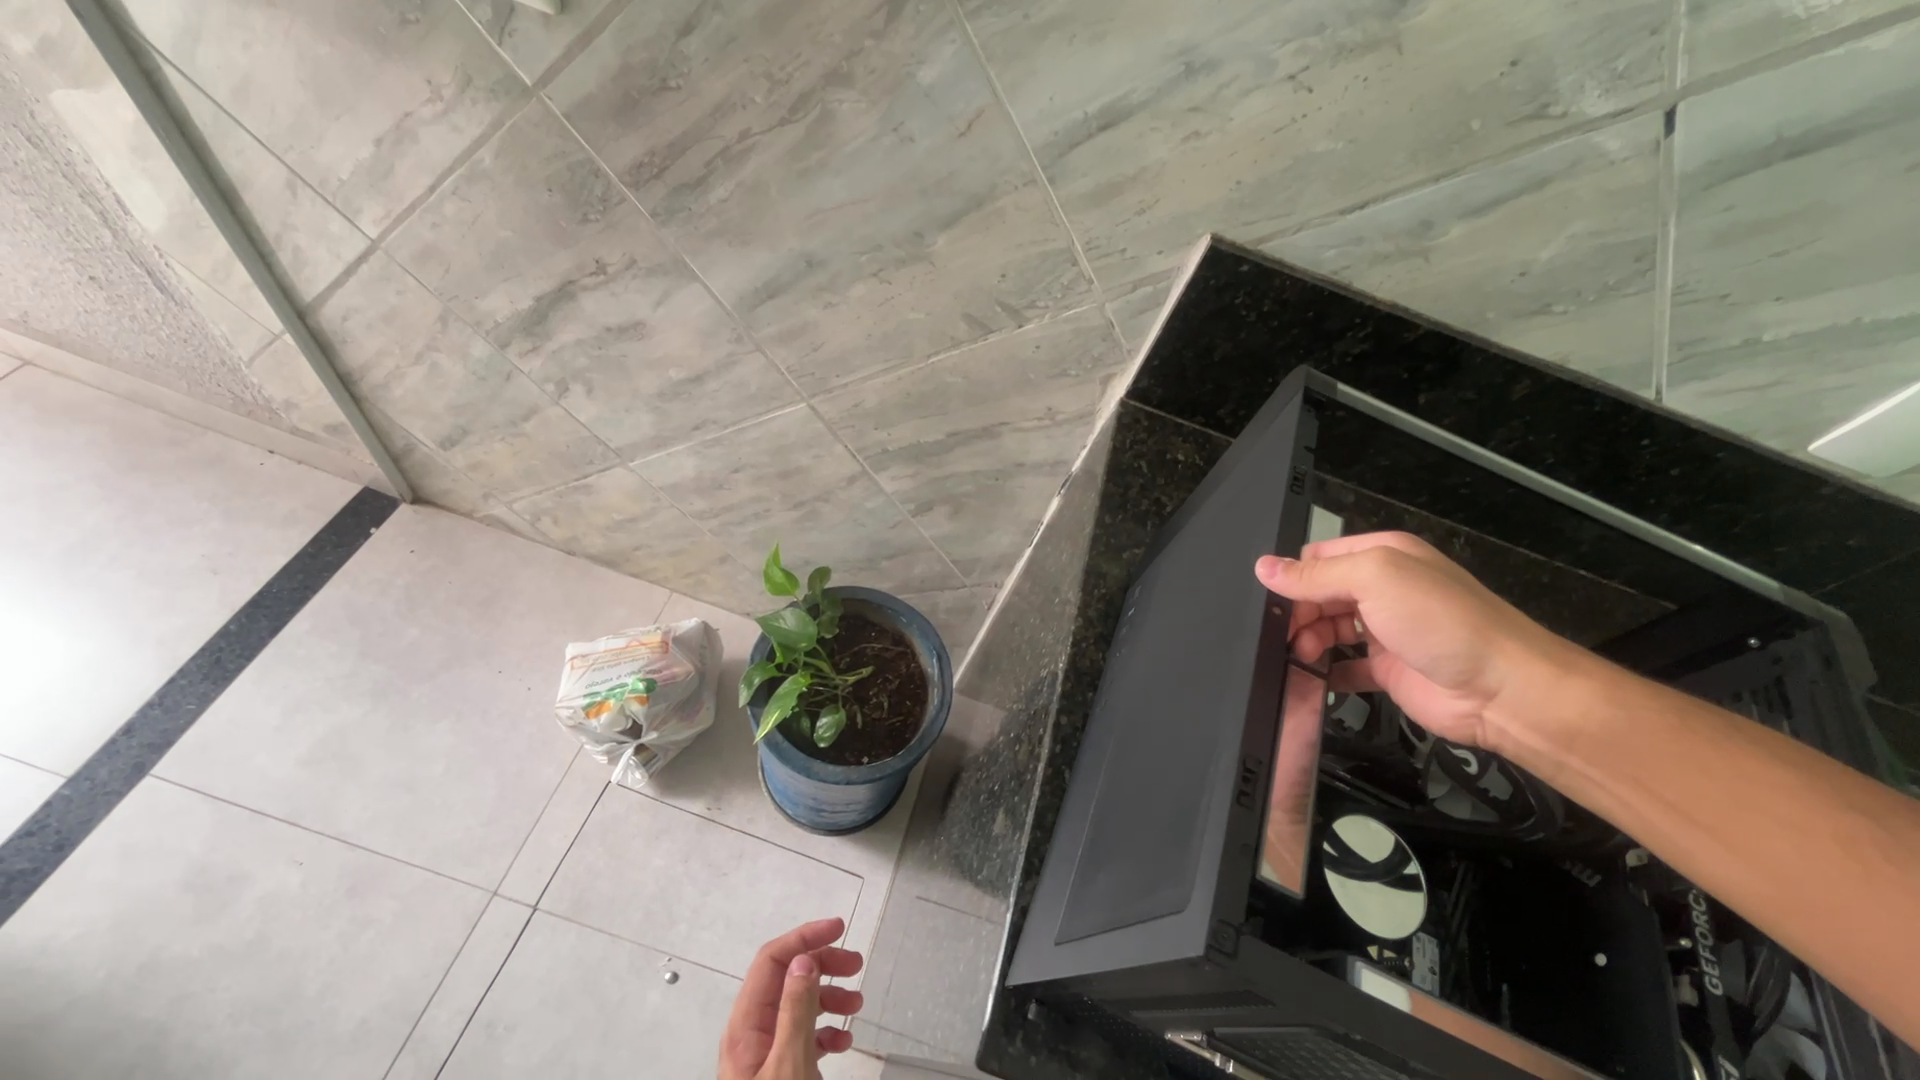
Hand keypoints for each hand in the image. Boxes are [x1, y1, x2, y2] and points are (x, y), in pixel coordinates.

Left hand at [718, 918, 865, 1079]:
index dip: (804, 937)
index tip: (839, 928)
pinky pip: (802, 1038)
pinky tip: (842, 1040)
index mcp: (745, 1025)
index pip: (771, 960)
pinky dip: (825, 1031)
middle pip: (787, 979)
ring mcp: (764, 1053)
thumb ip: (796, 1012)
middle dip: (823, 965)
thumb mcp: (788, 1063)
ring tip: (856, 1005)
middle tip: (856, 965)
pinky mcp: (778, 1071)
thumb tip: (803, 960)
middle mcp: (751, 1033)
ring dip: (829, 998)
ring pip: (798, 1007)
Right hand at [1254, 531, 1584, 752]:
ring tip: (1300, 656)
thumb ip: (1315, 575)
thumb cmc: (1443, 622)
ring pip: (1327, 630)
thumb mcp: (1374, 579)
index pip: (1319, 558)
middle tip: (1283, 635)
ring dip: (1307, 642)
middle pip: (1319, 595)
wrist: (1501, 688)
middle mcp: (1382, 589)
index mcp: (1382, 556)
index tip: (1274, 600)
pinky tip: (1309, 678)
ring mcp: (1385, 631)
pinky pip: (1344, 668)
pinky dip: (1324, 673)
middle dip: (1297, 612)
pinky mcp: (1387, 670)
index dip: (1293, 576)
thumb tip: (1264, 567)